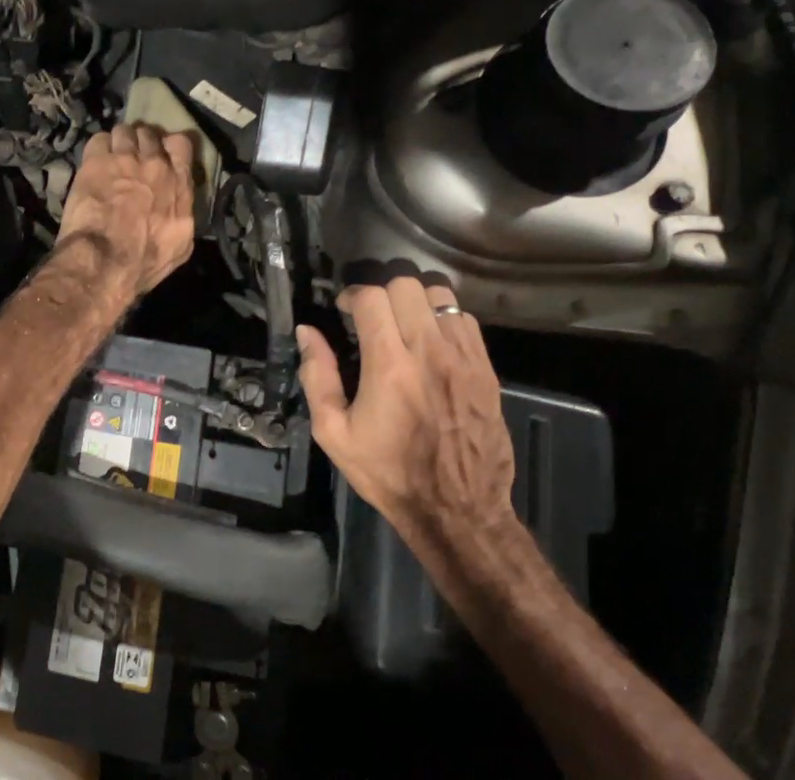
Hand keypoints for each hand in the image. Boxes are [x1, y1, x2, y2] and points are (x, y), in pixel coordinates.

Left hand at [56, 123, 195, 295]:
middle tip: (133, 157)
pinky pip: (98, 139)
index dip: (170, 145)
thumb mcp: (181, 245)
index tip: (163, 153)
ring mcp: (124, 158)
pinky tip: (94, 161)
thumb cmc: (146, 260)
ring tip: (112, 156)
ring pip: (124, 131)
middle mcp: (155, 163)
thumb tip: (181, 208)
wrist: (106, 259)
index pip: (181, 144)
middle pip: (149, 134)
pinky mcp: (95, 161)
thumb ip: (183, 215)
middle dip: (142, 142)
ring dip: (120, 141)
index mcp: (179, 183)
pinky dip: (98, 147)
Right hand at [296, 273, 514, 544]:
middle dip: (382, 293)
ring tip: (404, 323)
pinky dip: (443, 319)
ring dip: (416, 301)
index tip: (343, 311)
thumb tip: (307, 333)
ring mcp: (464, 358)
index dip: (351, 295)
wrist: (456, 509)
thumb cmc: (387, 472)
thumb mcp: (333, 433)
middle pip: (406, 285)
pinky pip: (465, 320)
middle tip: (371, 317)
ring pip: (440, 295)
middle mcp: (430, 352)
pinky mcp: (486, 369)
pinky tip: (432, 342)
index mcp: (389, 366)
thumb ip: (317, 377)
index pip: (371, 297)